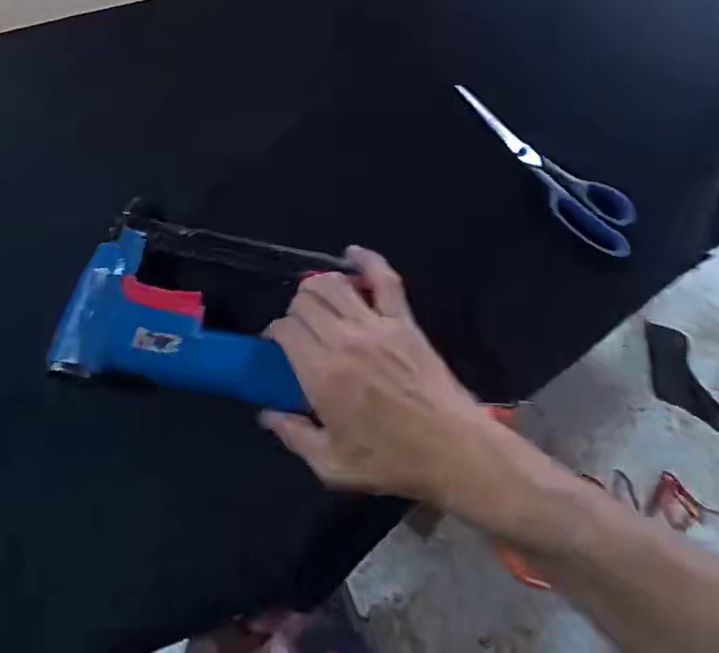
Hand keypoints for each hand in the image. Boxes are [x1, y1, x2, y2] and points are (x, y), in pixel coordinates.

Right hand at [261, 247, 500, 503]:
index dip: (274, 332)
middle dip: (294, 309)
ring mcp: (376, 325)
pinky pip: (384, 278)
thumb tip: (267, 414)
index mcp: (322, 374)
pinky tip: (352, 254)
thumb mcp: (332, 465)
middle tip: (299, 327)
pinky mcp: (404, 320)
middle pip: (305, 301)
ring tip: (316, 298)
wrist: (451, 447)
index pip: (285, 330)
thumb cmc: (390, 460)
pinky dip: (366, 260)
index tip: (277, 344)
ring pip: (335, 284)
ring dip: (318, 285)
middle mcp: (344, 340)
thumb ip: (294, 436)